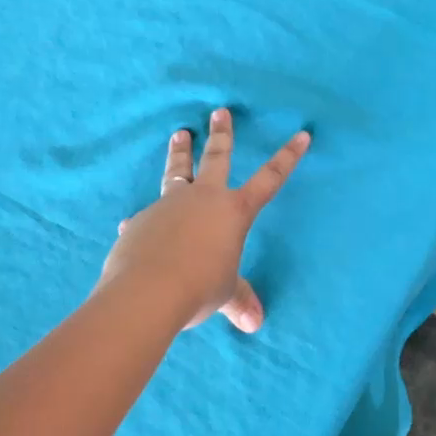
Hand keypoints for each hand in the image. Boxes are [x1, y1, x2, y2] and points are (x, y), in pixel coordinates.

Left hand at [98, 109, 310, 332]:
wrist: (146, 292)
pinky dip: (145, 220)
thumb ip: (238, 299)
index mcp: (234, 210)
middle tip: (219, 111)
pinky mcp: (141, 222)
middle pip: (216, 157)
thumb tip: (255, 323)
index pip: (270, 179)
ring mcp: (170, 206)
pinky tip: (134, 225)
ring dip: (179, 153)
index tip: (302, 134)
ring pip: (177, 173)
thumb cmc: (198, 287)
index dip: (288, 157)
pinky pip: (146, 217)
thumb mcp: (224, 294)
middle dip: (221, 134)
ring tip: (179, 134)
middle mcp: (204, 199)